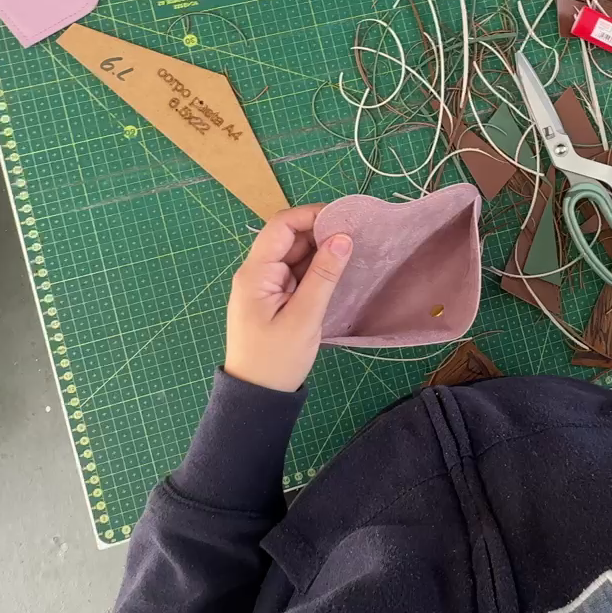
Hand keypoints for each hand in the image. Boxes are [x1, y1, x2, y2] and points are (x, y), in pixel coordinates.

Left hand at [223, 205, 352, 392]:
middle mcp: (257, 273)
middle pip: (288, 237)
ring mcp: (266, 285)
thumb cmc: (276, 360)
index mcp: (256, 273)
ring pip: (295, 254)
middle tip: (355, 235)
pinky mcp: (276, 298)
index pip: (281, 226)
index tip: (344, 218)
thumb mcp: (304, 317)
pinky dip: (317, 267)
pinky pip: (297, 272)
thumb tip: (342, 237)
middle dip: (320, 231)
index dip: (310, 215)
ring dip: (320, 249)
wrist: (256, 397)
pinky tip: (338, 269)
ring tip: (352, 250)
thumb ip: (323, 275)